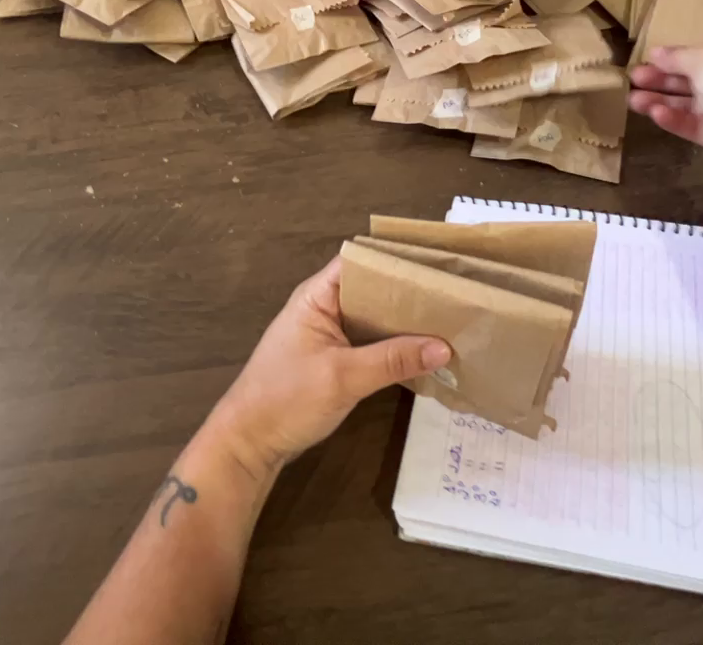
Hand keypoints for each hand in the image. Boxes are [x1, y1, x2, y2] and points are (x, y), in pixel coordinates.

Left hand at [204, 256, 449, 479]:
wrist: (249, 445)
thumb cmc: (285, 399)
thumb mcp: (343, 377)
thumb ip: (393, 360)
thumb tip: (445, 346)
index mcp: (318, 295)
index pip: (362, 261)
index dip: (396, 259)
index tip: (436, 263)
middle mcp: (325, 306)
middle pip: (373, 287)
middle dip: (409, 291)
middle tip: (453, 293)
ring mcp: (330, 333)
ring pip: (374, 316)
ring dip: (404, 320)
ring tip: (449, 317)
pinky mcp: (335, 358)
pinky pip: (371, 341)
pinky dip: (394, 344)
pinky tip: (424, 351)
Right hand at [629, 42, 702, 173]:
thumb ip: (678, 57)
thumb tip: (655, 52)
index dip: (676, 56)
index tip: (649, 58)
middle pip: (693, 78)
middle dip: (662, 78)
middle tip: (634, 78)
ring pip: (689, 103)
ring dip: (661, 100)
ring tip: (632, 100)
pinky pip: (693, 124)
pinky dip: (674, 119)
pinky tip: (654, 114)